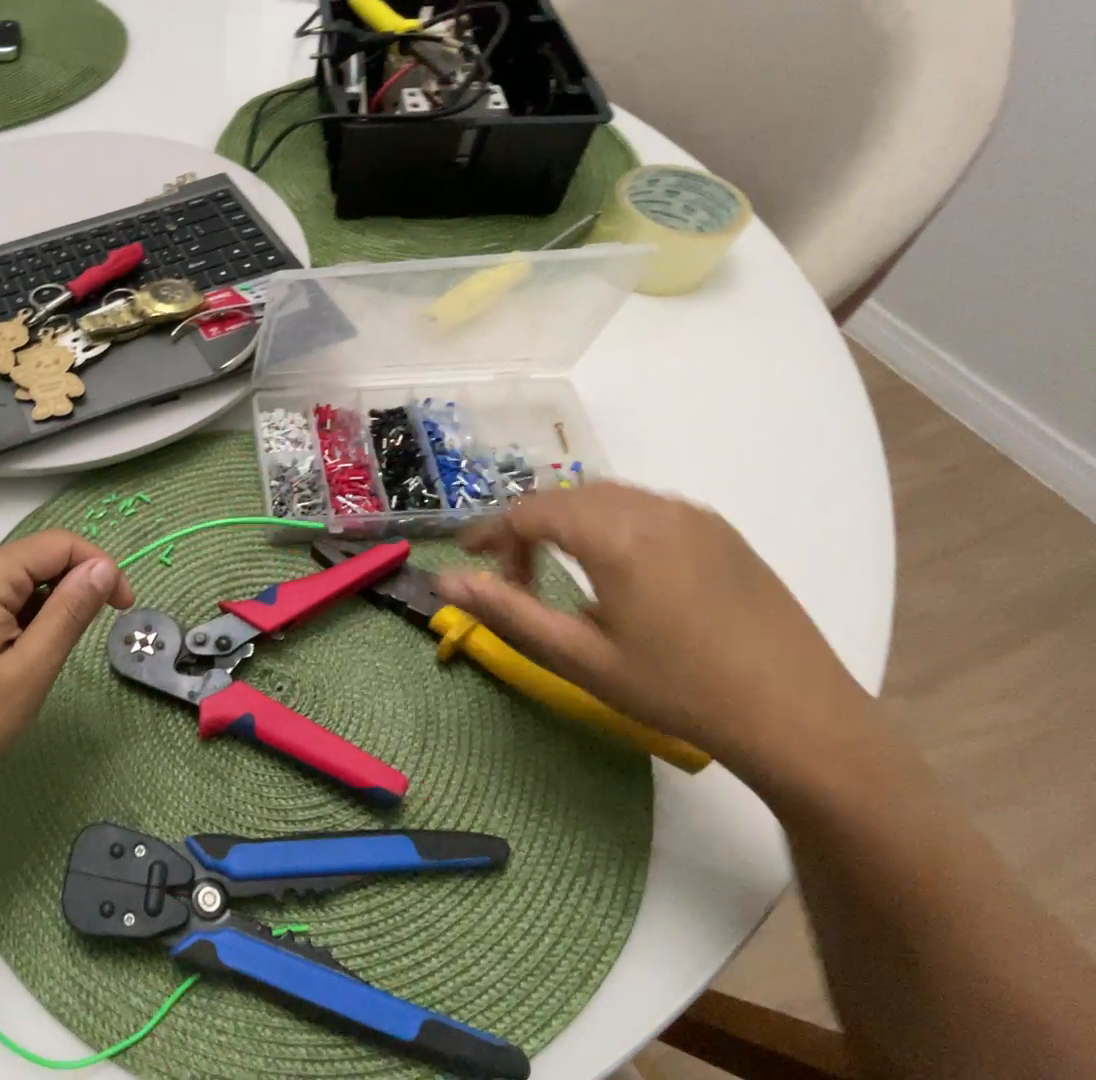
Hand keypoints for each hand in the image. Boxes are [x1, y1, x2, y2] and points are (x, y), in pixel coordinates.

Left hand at [0, 530, 134, 816]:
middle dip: (75, 589)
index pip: (59, 544)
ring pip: (22, 581)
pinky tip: (22, 657)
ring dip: (50, 608)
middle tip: (87, 640)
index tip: (125, 609)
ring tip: (45, 659)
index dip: (100, 567)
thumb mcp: (30, 669)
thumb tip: (104, 567)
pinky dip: (26, 619)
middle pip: (39, 558)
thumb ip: (70, 612)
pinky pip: (1, 599)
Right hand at [438, 484, 873, 774]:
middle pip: (567, 495)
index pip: (530, 511)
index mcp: (617, 536)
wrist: (795, 714)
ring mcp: (695, 516)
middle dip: (527, 526)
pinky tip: (613, 570)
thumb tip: (444, 581)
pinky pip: (646, 508)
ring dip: (567, 522)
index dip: (491, 532)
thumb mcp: (577, 657)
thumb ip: (506, 611)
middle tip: (511, 576)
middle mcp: (655, 509)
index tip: (469, 562)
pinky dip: (609, 523)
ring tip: (556, 571)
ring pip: (608, 497)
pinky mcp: (722, 532)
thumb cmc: (674, 689)